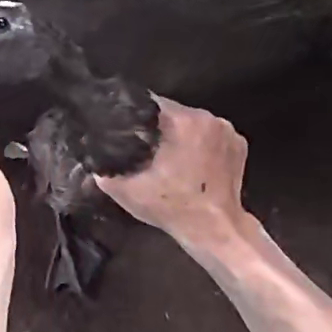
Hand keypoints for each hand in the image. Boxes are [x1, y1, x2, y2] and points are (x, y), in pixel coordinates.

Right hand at [94, 96, 251, 259]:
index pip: (150, 102)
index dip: (133, 114)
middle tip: (142, 144)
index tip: (124, 128)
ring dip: (178, 133)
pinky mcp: (239, 144)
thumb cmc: (171, 206)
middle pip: (172, 110)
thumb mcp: (127, 191)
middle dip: (156, 125)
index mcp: (181, 121)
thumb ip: (103, 171)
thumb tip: (92, 160)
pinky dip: (199, 143)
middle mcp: (207, 118)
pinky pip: (209, 134)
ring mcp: (227, 131)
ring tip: (166, 153)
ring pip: (191, 121)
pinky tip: (189, 161)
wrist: (216, 230)